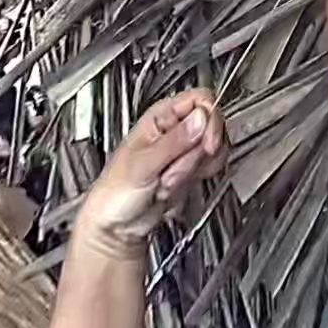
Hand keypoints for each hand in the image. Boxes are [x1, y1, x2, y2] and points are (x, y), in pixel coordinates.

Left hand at [71, 89, 227, 262]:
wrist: (114, 228)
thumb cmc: (114, 193)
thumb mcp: (143, 164)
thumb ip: (175, 141)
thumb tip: (201, 117)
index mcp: (161, 114)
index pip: (200, 100)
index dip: (209, 117)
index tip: (208, 142)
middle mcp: (176, 126)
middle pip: (211, 123)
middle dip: (197, 152)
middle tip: (176, 166)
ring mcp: (185, 146)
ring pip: (214, 145)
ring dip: (194, 169)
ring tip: (168, 179)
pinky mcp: (191, 165)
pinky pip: (212, 163)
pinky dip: (200, 177)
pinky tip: (177, 184)